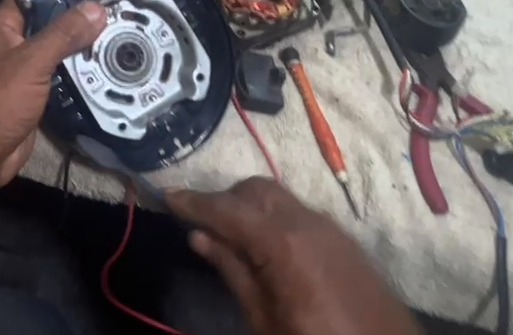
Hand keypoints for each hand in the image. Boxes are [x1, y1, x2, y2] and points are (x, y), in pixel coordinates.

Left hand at [0, 0, 106, 191]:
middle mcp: (8, 44)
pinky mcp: (29, 96)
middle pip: (45, 23)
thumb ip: (63, 34)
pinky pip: (55, 77)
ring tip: (117, 35)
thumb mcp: (32, 61)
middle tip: (115, 10)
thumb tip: (96, 8)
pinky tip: (102, 70)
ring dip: (79, 47)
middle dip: (76, 19)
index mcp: (1, 27)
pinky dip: (75, 74)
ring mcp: (18, 72)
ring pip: (53, 52)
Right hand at [168, 178, 419, 334]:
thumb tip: (199, 237)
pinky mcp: (345, 242)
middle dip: (225, 200)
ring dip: (250, 205)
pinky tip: (268, 247)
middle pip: (253, 190)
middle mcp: (305, 222)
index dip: (194, 202)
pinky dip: (274, 217)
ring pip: (277, 197)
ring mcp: (329, 229)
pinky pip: (299, 213)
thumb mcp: (265, 321)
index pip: (226, 209)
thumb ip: (232, 272)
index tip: (167, 196)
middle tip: (202, 223)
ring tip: (233, 236)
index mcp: (281, 243)